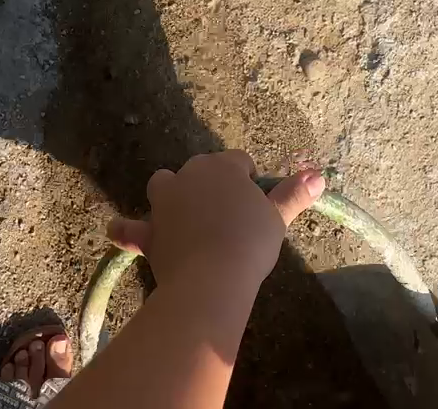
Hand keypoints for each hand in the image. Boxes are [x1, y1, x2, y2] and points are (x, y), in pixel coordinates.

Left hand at [106, 151, 324, 298]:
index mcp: (223, 166)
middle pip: (201, 170)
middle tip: (228, 217)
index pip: (238, 162)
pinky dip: (125, 229)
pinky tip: (117, 229)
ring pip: (163, 184)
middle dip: (212, 186)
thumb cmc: (250, 242)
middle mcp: (190, 173)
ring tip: (182, 213)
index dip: (247, 181)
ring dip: (170, 194)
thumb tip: (320, 175)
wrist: (214, 276)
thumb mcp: (277, 218)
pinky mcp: (150, 229)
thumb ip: (295, 194)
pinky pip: (131, 226)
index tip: (254, 205)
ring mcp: (165, 200)